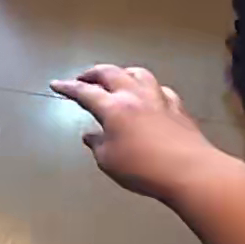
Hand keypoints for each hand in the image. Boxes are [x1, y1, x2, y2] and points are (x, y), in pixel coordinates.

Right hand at [50, 65, 237, 201]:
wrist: (188, 170)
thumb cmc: (141, 168)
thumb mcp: (108, 161)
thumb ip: (97, 144)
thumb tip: (91, 136)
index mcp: (113, 107)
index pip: (84, 92)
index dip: (68, 87)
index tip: (56, 84)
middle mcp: (134, 95)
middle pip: (110, 73)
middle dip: (93, 73)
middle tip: (82, 78)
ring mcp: (158, 98)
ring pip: (138, 74)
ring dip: (122, 73)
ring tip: (116, 79)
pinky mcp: (177, 108)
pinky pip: (160, 89)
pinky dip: (148, 88)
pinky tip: (149, 96)